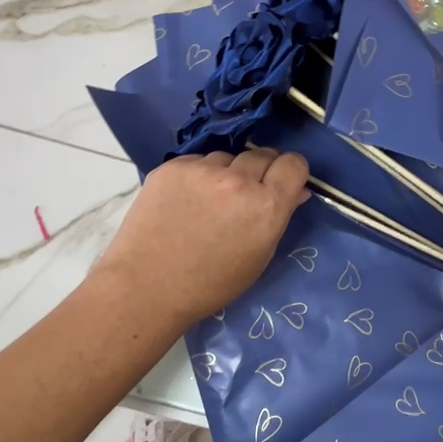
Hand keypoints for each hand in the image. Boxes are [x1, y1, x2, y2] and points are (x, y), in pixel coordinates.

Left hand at [92, 148, 309, 323]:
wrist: (145, 287)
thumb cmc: (210, 284)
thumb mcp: (258, 257)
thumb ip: (279, 217)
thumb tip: (297, 192)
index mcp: (266, 206)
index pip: (294, 163)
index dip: (291, 172)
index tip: (283, 182)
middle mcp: (239, 180)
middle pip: (263, 155)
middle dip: (261, 171)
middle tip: (245, 194)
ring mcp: (203, 170)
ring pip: (227, 158)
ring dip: (226, 172)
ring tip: (208, 202)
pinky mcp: (174, 167)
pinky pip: (197, 162)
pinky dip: (197, 176)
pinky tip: (184, 201)